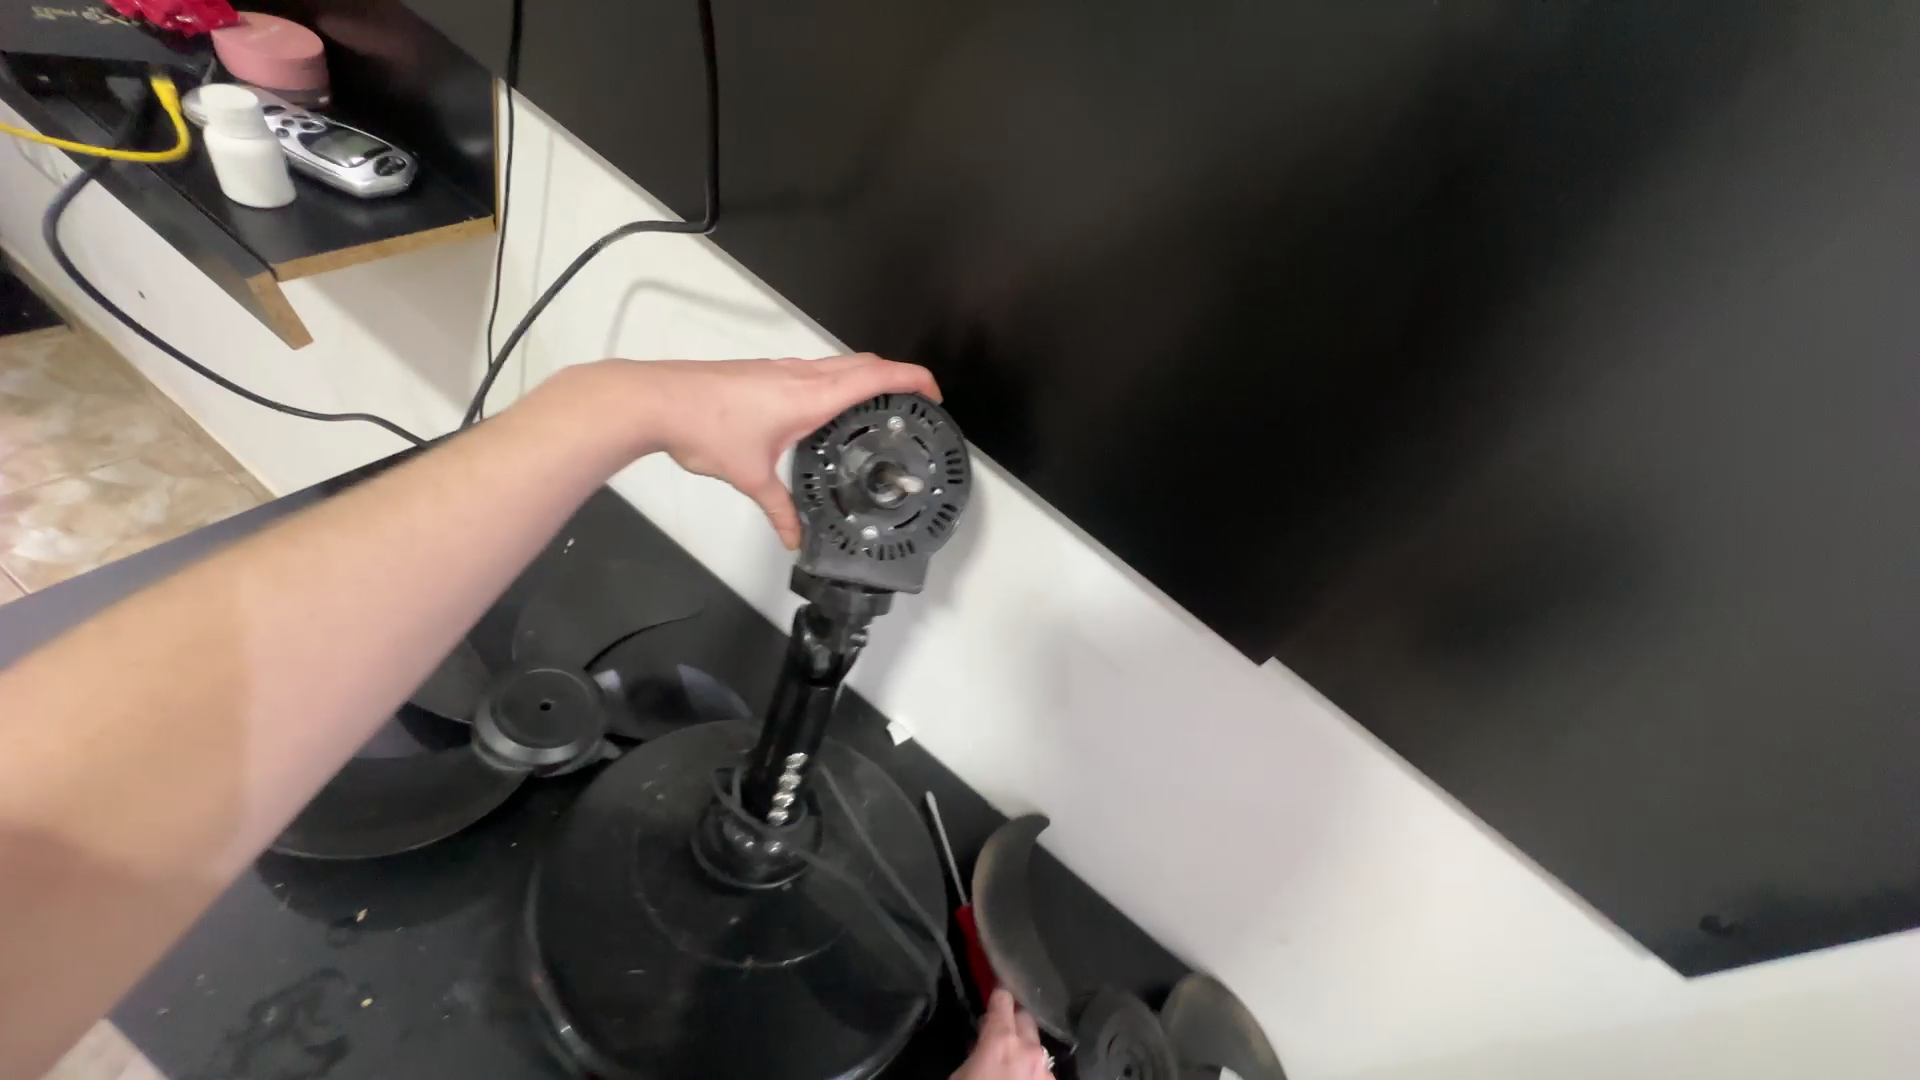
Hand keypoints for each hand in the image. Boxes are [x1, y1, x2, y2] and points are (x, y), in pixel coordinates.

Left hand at [587, 353, 939, 547]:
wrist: (657, 400)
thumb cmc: (706, 428)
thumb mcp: (751, 477)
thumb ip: (780, 509)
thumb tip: (794, 538)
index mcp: (811, 395)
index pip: (876, 376)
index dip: (913, 379)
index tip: (934, 394)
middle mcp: (802, 374)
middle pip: (865, 361)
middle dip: (898, 375)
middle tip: (916, 401)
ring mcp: (783, 368)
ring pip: (840, 362)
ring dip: (868, 376)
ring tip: (879, 407)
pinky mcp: (765, 370)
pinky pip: (816, 368)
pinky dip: (838, 380)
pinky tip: (829, 409)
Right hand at [953, 989, 1053, 1079]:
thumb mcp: (960, 1073)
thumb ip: (975, 1047)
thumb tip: (981, 1039)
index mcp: (1001, 1039)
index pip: (1003, 997)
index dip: (996, 995)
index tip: (992, 993)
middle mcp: (1028, 1048)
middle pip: (1025, 1016)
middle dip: (1013, 1019)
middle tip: (999, 1032)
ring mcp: (1045, 1069)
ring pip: (1036, 1043)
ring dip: (1024, 1046)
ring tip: (1012, 1059)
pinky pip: (1044, 1067)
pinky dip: (1033, 1068)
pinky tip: (1023, 1075)